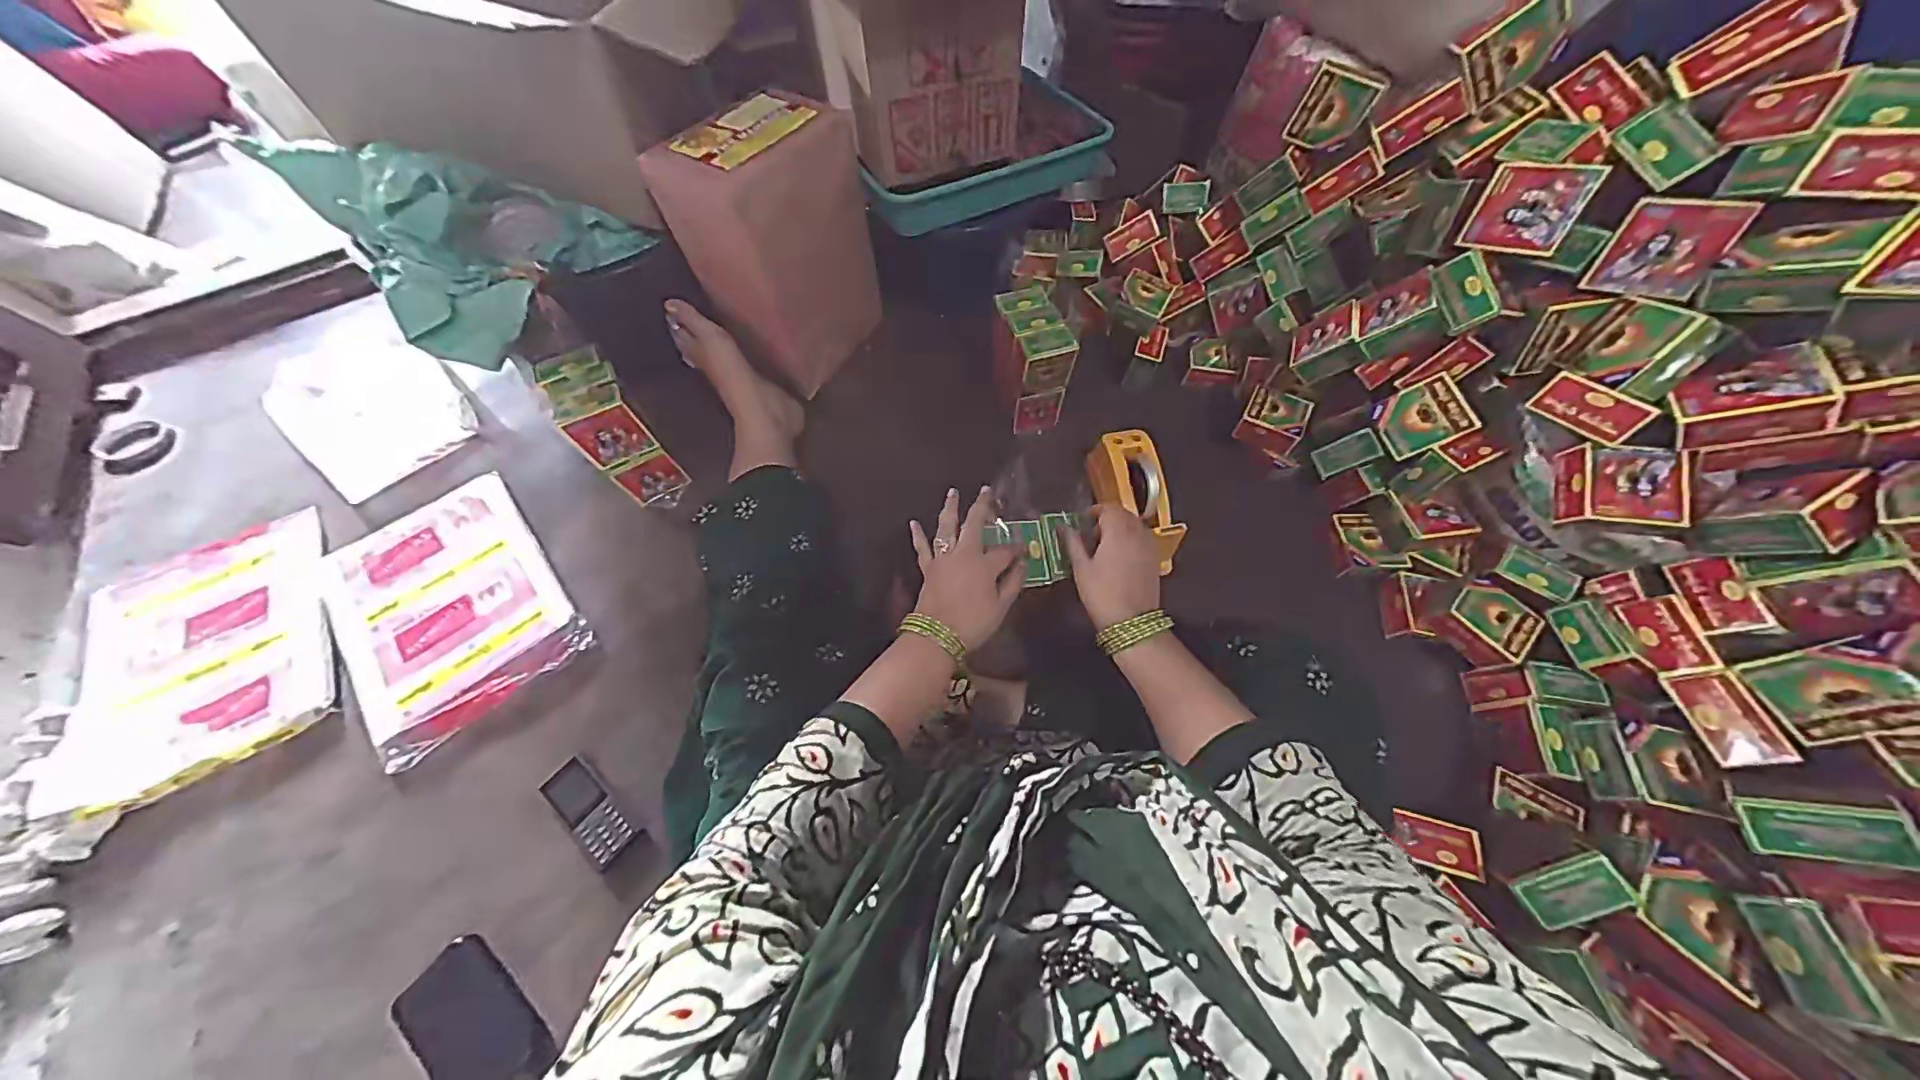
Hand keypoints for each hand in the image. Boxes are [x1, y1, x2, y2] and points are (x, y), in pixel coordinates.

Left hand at [908, 487, 1022, 650]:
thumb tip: (1022, 564)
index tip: (1023, 548)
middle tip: (986, 491)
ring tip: (953, 492)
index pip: (1005, 551)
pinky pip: (922, 548)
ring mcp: (943, 559)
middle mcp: (964, 554)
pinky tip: (913, 523)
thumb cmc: (973, 624)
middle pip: (974, 525)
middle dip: (982, 507)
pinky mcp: (928, 568)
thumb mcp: (1001, 607)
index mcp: (985, 564)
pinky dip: (918, 535)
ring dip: (950, 508)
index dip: (1016, 548)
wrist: (937, 636)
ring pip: (946, 527)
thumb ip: (1013, 583)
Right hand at [1062, 504, 1162, 629]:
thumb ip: (1073, 543)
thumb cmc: (1101, 593)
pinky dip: (1131, 540)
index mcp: (1118, 531)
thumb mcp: (1081, 568)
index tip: (1083, 521)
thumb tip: (1063, 527)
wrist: (1130, 621)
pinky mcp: (1155, 558)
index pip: (1109, 508)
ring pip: (1135, 526)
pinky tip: (1119, 557)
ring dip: (1120, 529)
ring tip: (1104, 547)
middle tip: (1091, 535)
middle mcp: (1138, 533)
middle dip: (1107, 519)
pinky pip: (1142, 539)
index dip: (1095, 511)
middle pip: (1124, 514)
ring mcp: (1149, 545)